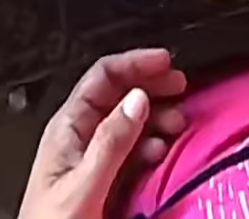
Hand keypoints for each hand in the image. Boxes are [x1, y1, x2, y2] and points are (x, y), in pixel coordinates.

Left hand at [18, 49, 189, 218]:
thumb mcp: (84, 187)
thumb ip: (111, 142)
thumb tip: (138, 97)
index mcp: (68, 127)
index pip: (102, 77)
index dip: (134, 63)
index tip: (165, 62)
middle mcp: (78, 136)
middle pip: (117, 94)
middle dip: (149, 84)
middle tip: (180, 84)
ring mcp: (90, 159)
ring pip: (126, 122)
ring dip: (154, 114)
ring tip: (178, 118)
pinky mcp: (101, 183)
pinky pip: (129, 151)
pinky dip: (149, 144)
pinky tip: (162, 148)